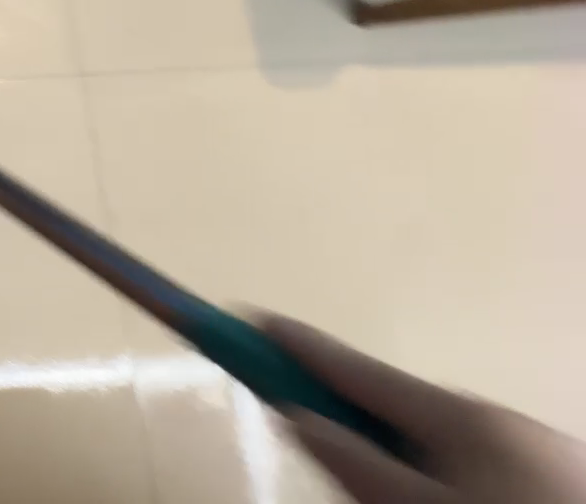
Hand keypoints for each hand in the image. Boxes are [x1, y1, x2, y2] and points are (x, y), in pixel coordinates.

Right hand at [265, 315, 585, 503]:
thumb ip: (348, 459)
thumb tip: (295, 414)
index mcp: (463, 414)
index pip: (351, 367)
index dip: (292, 342)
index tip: (247, 315)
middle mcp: (508, 419)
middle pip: (401, 407)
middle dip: (359, 417)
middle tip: (335, 450)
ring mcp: (553, 453)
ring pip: (446, 440)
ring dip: (408, 451)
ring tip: (402, 491)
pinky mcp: (571, 483)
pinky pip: (488, 464)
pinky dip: (455, 474)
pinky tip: (454, 496)